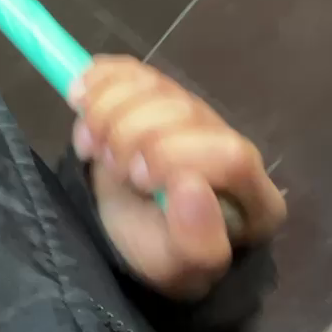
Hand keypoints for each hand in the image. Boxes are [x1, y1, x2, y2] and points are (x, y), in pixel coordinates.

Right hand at [70, 56, 285, 299]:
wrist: (123, 222)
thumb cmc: (155, 247)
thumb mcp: (175, 265)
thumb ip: (196, 241)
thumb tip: (192, 187)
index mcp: (252, 194)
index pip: (230, 154)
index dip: (175, 154)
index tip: (134, 176)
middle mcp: (224, 140)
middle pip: (182, 110)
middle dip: (129, 132)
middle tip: (107, 162)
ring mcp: (187, 108)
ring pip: (150, 83)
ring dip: (105, 108)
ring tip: (91, 143)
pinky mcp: (151, 88)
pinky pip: (124, 67)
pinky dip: (94, 80)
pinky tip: (79, 102)